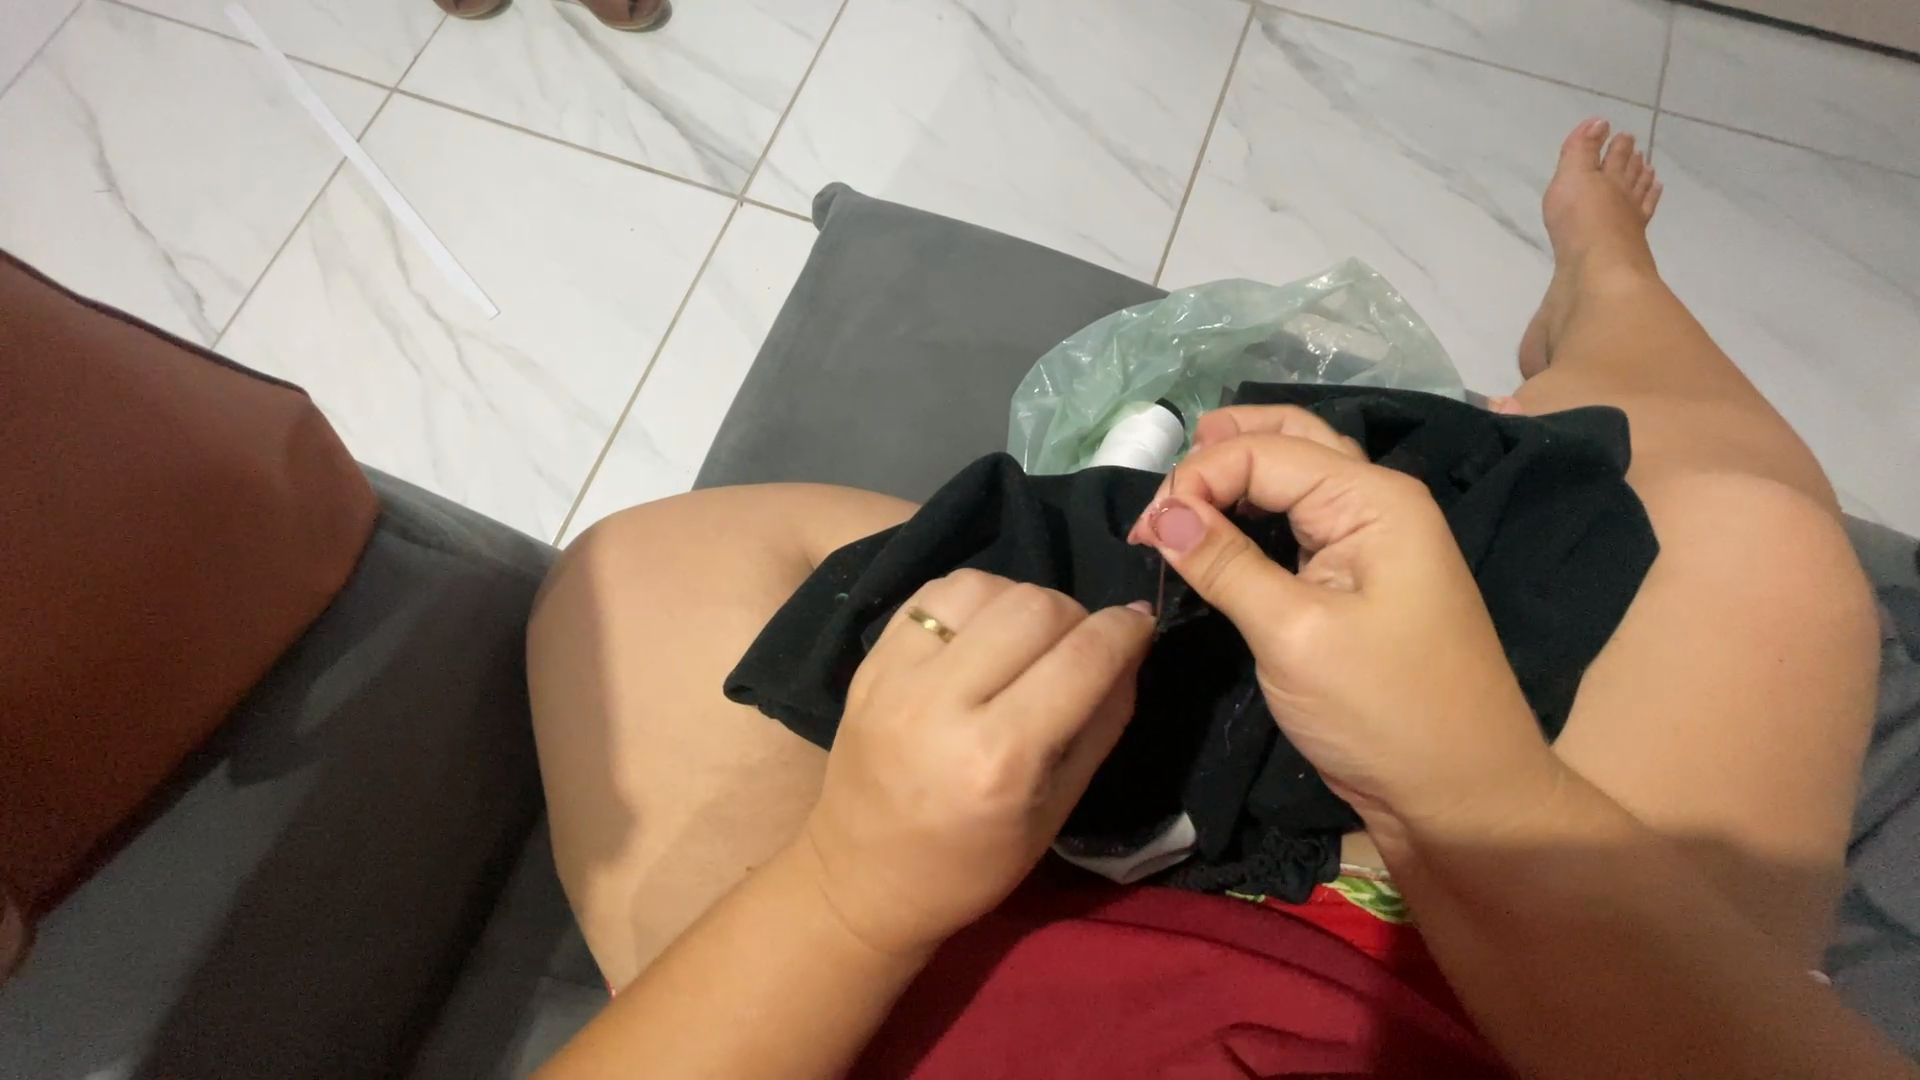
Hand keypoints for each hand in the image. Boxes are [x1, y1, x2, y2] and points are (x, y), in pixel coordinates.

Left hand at [800, 570, 1154, 957]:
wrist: (862, 877)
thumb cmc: (971, 864)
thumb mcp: (1057, 811)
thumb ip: (1104, 722)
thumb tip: (1132, 647)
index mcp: (1000, 759)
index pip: (1083, 658)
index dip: (1125, 630)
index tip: (1139, 627)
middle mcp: (943, 705)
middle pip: (1035, 606)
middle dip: (1076, 617)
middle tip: (1077, 647)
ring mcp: (896, 676)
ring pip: (984, 586)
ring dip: (1021, 602)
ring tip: (1024, 640)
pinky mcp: (870, 661)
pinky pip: (933, 593)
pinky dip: (973, 600)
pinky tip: (980, 631)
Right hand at [1127, 405, 1564, 844]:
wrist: (1458, 794)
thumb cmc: (1384, 710)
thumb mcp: (1293, 633)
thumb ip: (1224, 563)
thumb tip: (1160, 513)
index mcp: (1372, 500)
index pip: (1264, 453)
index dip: (1195, 480)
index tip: (1145, 534)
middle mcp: (1374, 501)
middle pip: (1288, 439)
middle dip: (1217, 453)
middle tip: (1162, 492)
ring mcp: (1367, 537)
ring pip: (1292, 473)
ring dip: (1233, 473)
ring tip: (1178, 493)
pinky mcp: (1351, 574)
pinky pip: (1294, 518)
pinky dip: (1249, 510)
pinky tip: (1217, 523)